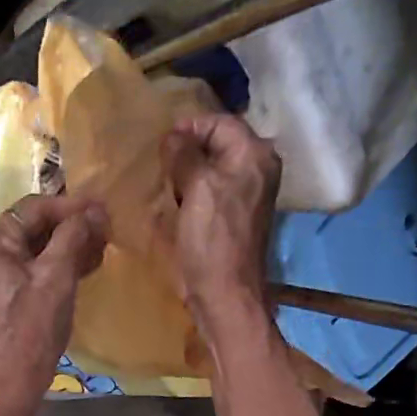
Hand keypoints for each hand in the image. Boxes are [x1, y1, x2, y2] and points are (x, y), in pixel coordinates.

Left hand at [0, 194, 108, 396]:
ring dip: (70, 246)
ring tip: (103, 246)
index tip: (103, 208)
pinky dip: (61, 265)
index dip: (71, 206)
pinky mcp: (8, 296)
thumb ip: (73, 237)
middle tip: (107, 228)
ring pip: (38, 249)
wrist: (13, 381)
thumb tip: (93, 210)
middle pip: (35, 227)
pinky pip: (36, 269)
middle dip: (72, 226)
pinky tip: (87, 266)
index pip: (34, 208)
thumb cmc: (32, 329)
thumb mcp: (56, 277)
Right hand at [162, 114, 280, 338]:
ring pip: (214, 170)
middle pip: (218, 145)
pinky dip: (194, 193)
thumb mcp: (196, 188)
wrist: (225, 293)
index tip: (159, 143)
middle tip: (158, 163)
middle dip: (187, 151)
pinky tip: (176, 204)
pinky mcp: (237, 217)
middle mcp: (258, 169)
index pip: (219, 122)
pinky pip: (213, 192)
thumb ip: (184, 155)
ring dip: (188, 173)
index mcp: (254, 154)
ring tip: (164, 183)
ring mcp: (249, 194)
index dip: (188, 128)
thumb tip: (173, 136)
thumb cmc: (211, 239)